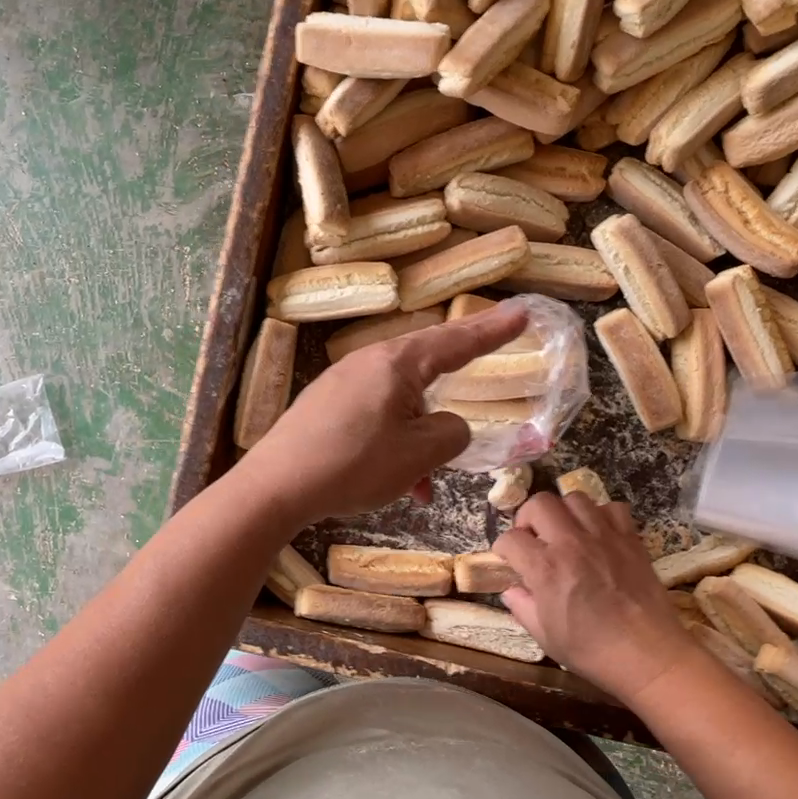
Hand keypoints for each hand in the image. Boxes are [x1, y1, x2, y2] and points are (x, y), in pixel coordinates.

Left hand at [233, 302, 529, 523]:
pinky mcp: (324, 408)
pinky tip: (393, 483)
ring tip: (424, 481)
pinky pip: (374, 416)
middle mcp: (368, 362)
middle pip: (426, 363)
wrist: (276, 486)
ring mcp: (341, 383)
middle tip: (492, 348)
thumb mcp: (419, 454)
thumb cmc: (353, 464)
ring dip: (419, 437)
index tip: (521, 312)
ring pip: (399, 400)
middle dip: (456, 374)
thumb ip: (451, 433)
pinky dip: (392, 443)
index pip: (456, 342)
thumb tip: (447, 425)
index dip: (492, 331)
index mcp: (396, 363)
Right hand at [493, 493, 704, 702]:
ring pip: (574, 498)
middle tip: (533, 539)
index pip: (510, 539)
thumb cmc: (591, 651)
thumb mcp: (545, 636)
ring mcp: (604, 537)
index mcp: (545, 568)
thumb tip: (511, 590)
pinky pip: (612, 508)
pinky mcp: (631, 539)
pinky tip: (598, 535)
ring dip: (563, 513)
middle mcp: (572, 543)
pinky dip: (601, 516)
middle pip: (539, 503)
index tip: (508, 559)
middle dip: (527, 518)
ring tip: (565, 533)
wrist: (648, 655)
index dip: (503, 548)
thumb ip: (522, 607)